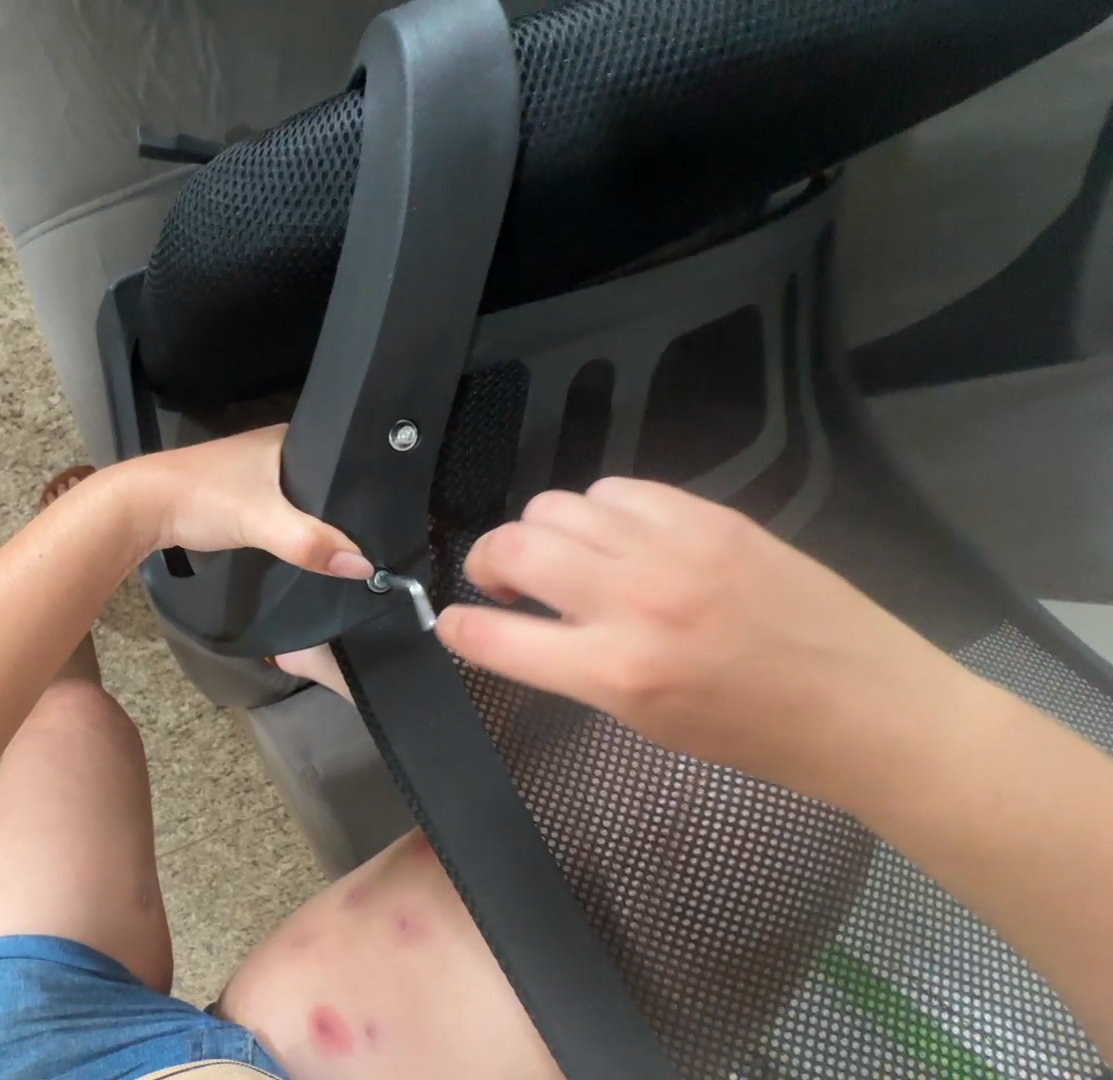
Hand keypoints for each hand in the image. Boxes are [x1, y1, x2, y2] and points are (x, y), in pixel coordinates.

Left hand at [110, 425, 373, 579]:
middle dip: (345, 504)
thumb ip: (310, 543)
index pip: (344, 453)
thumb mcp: (263, 521)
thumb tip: (365, 567)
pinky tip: (308, 542)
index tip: (397, 510)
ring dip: (317, 517)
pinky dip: (293, 524)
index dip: (367, 481)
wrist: (140, 506)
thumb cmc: (203, 498)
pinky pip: (279, 509)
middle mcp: (274, 448)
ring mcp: (254, 472)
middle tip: (381, 534)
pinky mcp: (238, 495)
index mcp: (289, 437)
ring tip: (353, 541)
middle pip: (324, 479)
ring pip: (300, 495)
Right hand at [432, 477, 978, 804]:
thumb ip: (568, 664)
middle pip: (513, 546)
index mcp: (616, 672)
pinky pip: (616, 489)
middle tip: (503, 581)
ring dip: (541, 533)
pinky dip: (598, 512)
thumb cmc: (751, 735)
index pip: (494, 636)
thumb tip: (512, 621)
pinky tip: (618, 538)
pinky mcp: (711, 518)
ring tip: (567, 557)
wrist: (874, 710)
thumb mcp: (640, 719)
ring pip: (555, 506)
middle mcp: (635, 601)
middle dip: (486, 562)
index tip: (450, 622)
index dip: (455, 628)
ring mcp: (675, 550)